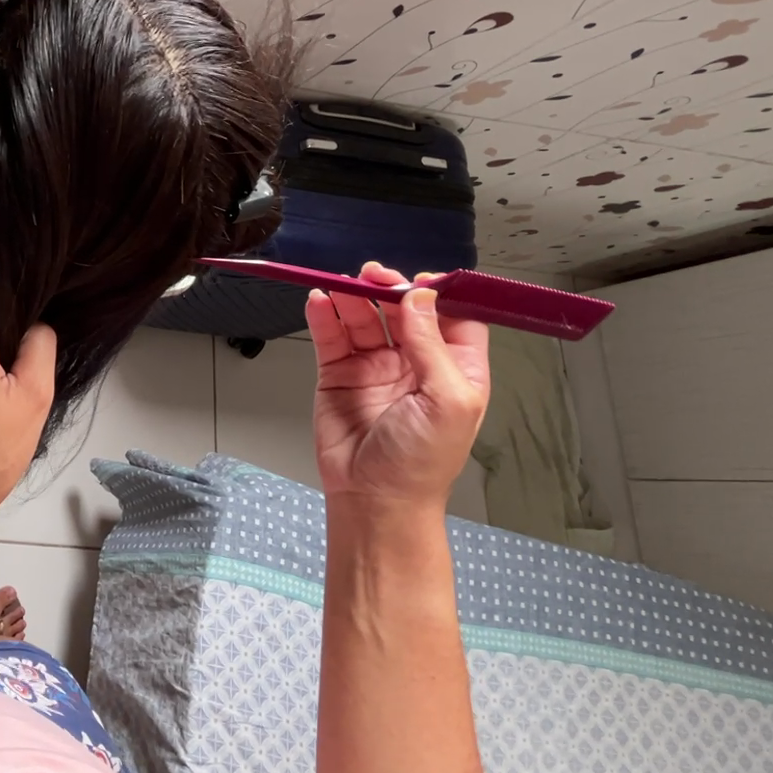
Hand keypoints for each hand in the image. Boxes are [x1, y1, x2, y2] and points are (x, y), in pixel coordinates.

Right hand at [306, 262, 489, 511]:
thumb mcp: (447, 400)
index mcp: (454, 368)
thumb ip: (432, 345)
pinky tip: (318, 302)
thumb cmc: (422, 460)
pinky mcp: (338, 374)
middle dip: (388, 289)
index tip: (420, 280)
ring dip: (352, 297)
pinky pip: (330, 336)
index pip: (453, 317)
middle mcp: (414, 362)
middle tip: (372, 275)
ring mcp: (374, 366)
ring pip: (363, 318)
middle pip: (402, 311)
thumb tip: (419, 298)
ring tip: (341, 284)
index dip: (438, 294)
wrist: (372, 497)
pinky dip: (322, 316)